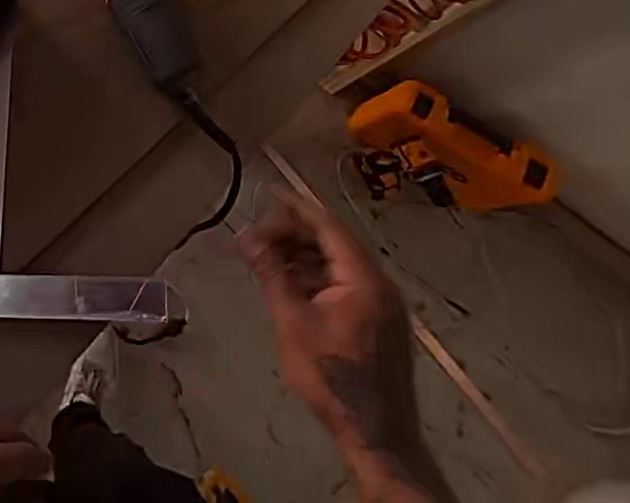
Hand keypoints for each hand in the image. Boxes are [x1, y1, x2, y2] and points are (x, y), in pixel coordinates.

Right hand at [241, 187, 450, 502]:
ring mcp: (382, 301)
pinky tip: (290, 283)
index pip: (328, 225)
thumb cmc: (333, 378)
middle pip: (333, 242)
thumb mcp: (293, 323)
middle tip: (259, 236)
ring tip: (267, 258)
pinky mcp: (378, 318)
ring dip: (303, 257)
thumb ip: (272, 274)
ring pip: (337, 263)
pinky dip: (316, 277)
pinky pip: (344, 282)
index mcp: (363, 276)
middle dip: (294, 235)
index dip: (296, 206)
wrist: (375, 436)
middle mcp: (378, 281)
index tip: (270, 192)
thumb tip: (247, 238)